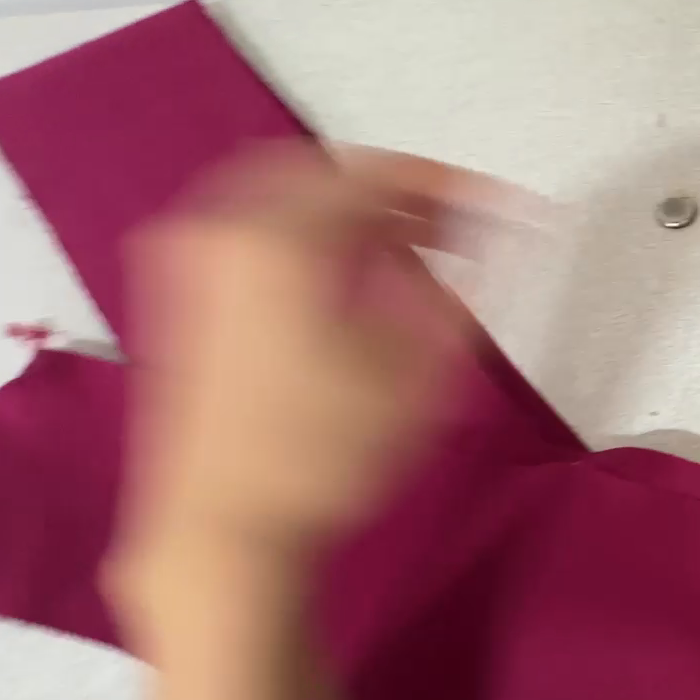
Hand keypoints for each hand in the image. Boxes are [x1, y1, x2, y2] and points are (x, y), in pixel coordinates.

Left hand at [108, 143, 502, 616]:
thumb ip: (454, 301)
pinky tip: (369, 277)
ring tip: (431, 251)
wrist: (227, 523)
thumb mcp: (414, 379)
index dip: (450, 185)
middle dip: (407, 194)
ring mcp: (199, 262)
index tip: (504, 205)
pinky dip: (327, 237)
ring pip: (294, 203)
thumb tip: (493, 251)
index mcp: (281, 243)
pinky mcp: (196, 297)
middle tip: (468, 225)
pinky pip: (269, 233)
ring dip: (368, 216)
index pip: (375, 175)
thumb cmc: (329, 454)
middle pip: (327, 176)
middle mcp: (226, 232)